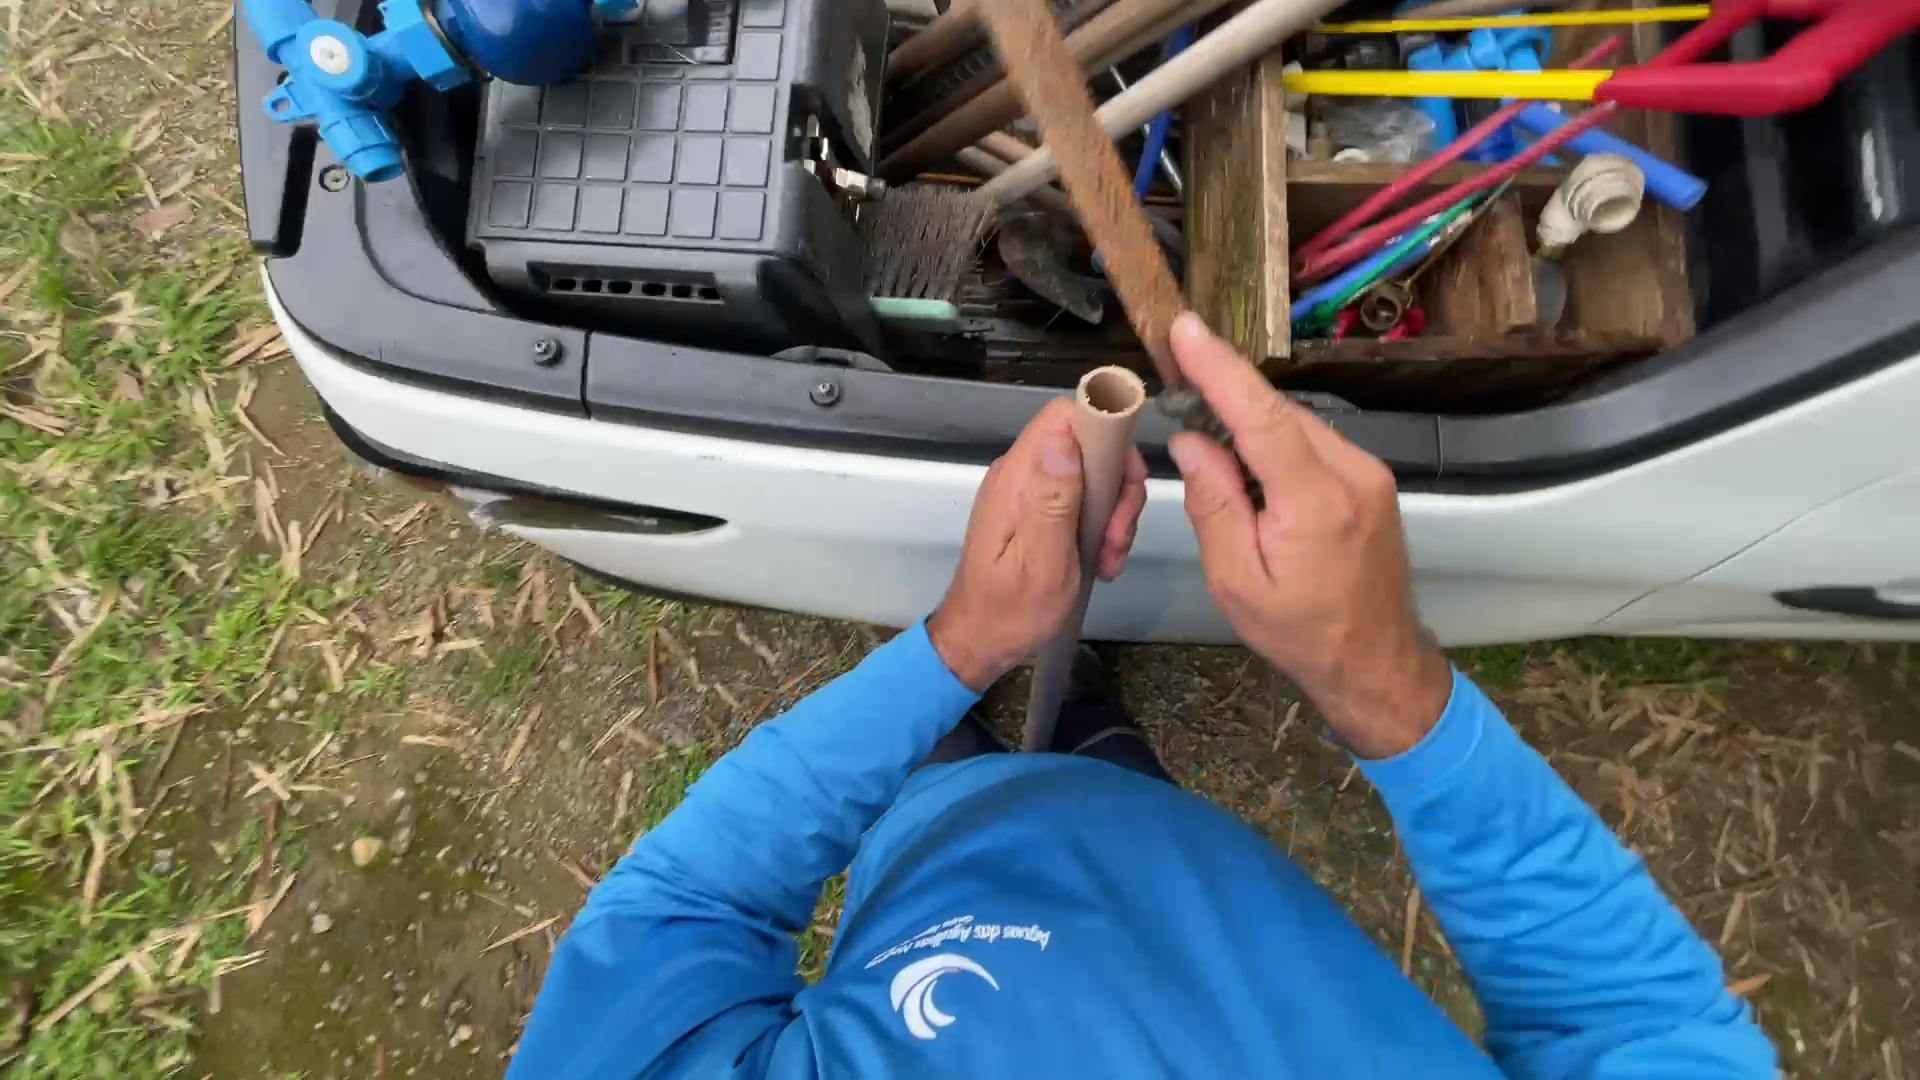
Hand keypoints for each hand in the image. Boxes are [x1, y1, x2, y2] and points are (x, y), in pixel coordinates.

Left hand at [928, 398, 1148, 690]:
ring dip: (1114, 515)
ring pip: (1092, 476)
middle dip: (1117, 488)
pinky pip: (1082, 500)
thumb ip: (1053, 500)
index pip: (1064, 416)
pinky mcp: (1038, 512)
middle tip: (1119, 539)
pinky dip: (1100, 527)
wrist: (981, 641)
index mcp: (1016, 478)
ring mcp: (1029, 493)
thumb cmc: (1010, 611)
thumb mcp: (1041, 562)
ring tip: (1109, 559)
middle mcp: (1020, 474)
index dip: (1106, 433)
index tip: (1127, 481)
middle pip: (1088, 445)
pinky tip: (1101, 561)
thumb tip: (1063, 439)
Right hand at [1165, 313, 1450, 757]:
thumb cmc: (1296, 629)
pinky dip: (1269, 437)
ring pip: (1294, 422)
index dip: (1219, 369)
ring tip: (1200, 418)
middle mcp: (1351, 472)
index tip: (1186, 331)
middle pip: (1277, 411)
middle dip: (1224, 387)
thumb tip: (1190, 441)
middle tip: (1176, 371)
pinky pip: (1309, 441)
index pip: (1260, 417)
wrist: (1372, 658)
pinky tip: (1242, 454)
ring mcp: (1367, 473)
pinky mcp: (1368, 479)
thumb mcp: (1234, 577)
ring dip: (1245, 415)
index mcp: (1314, 500)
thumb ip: (1212, 503)